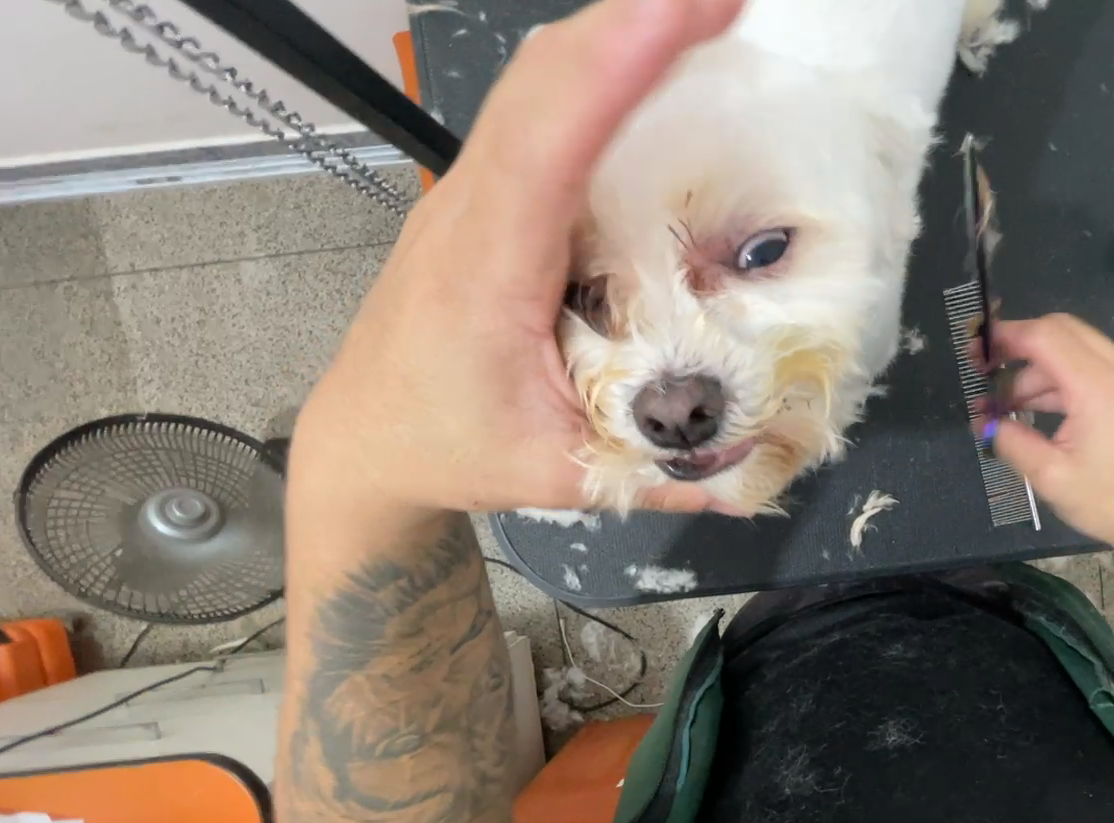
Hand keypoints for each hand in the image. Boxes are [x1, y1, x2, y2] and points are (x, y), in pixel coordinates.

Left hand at [292, 0, 744, 518]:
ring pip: (537, 90)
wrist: (367, 437)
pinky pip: (540, 127)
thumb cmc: (448, 450)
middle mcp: (472, 210)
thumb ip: (651, 474)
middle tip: (728, 7)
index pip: (548, 134)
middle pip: (542, 79)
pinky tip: (650, 100)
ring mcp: (471, 200)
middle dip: (635, 22)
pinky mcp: (485, 207)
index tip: (701, 6)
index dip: (621, 57)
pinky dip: (599, 91)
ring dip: (616, 47)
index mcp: (488, 269)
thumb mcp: (556, 475)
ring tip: (702, 35)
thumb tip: (746, 484)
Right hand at [984, 315, 1113, 560]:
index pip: (1046, 337)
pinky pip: (1094, 366)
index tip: (976, 350)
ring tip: (1008, 407)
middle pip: (1063, 331)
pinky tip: (1038, 409)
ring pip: (1077, 349)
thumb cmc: (1113, 504)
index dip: (1006, 337)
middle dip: (1020, 348)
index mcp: (1101, 388)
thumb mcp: (1050, 477)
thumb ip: (1011, 440)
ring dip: (1039, 370)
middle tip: (987, 374)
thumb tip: (983, 421)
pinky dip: (1062, 380)